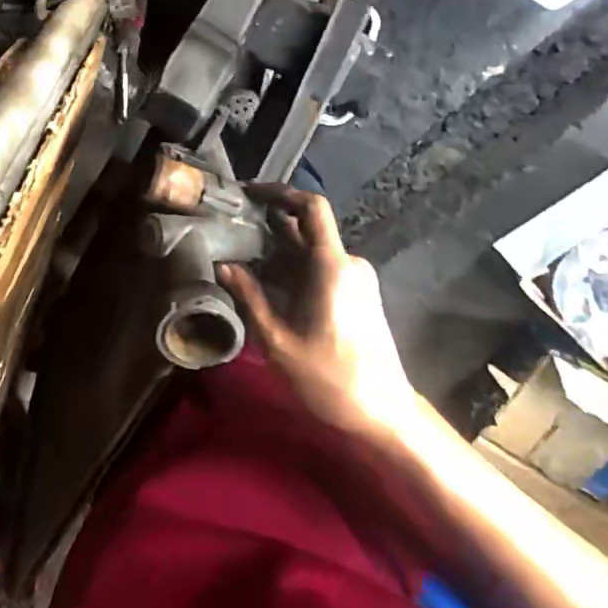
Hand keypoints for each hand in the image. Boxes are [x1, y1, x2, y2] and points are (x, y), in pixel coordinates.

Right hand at [219, 186, 418, 436]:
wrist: (385, 415)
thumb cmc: (331, 378)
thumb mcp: (278, 340)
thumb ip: (250, 296)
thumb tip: (223, 264)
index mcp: (332, 267)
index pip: (312, 208)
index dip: (280, 192)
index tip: (248, 193)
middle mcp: (348, 264)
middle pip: (305, 228)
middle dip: (267, 224)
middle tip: (230, 229)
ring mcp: (355, 278)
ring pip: (309, 249)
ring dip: (276, 249)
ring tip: (239, 257)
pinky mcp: (356, 293)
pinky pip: (318, 266)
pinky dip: (290, 266)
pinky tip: (264, 282)